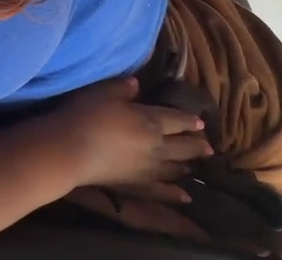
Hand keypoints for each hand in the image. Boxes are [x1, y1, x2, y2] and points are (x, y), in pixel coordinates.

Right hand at [49, 77, 208, 202]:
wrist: (73, 150)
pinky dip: (176, 193)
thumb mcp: (101, 92)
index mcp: (150, 121)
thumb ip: (122, 87)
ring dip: (187, 165)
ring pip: (176, 168)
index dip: (189, 120)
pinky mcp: (139, 185)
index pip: (176, 120)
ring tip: (195, 166)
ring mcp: (150, 169)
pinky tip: (185, 195)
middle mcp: (158, 147)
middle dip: (197, 145)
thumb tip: (138, 84)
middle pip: (183, 146)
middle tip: (208, 147)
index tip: (200, 123)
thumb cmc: (86, 115)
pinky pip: (163, 190)